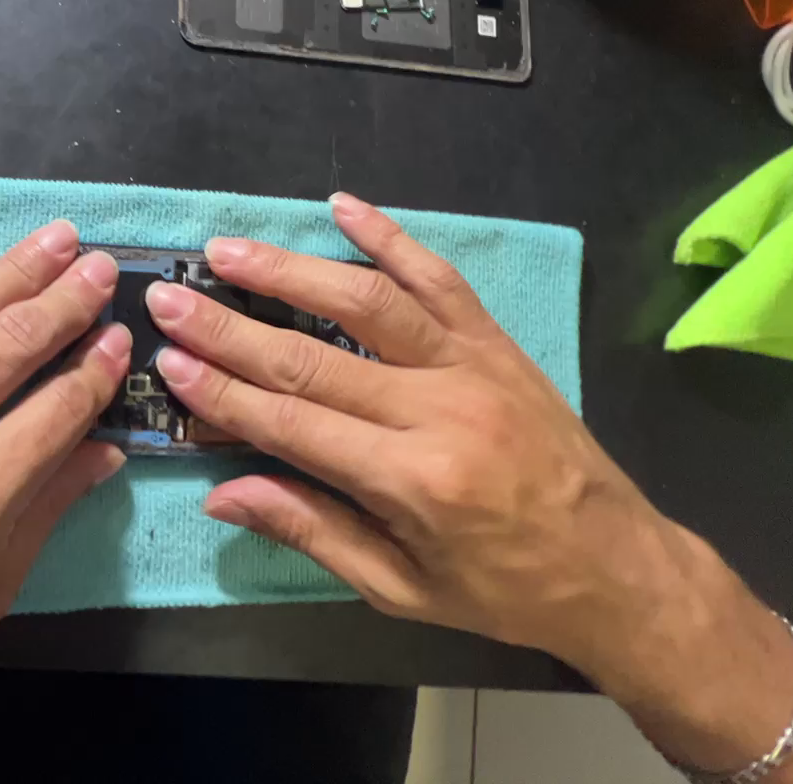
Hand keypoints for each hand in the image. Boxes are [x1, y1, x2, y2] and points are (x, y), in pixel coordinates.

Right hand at [144, 193, 792, 783]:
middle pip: (312, 356)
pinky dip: (389, 236)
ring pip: (368, 300)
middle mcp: (440, 410)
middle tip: (170, 298)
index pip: (293, 423)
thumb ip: (311, 530)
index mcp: (414, 481)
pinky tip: (343, 205)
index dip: (223, 393)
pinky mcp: (495, 341)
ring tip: (229, 249)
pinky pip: (438, 277)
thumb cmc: (501, 588)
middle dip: (229, 328)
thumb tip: (220, 494)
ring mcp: (472, 364)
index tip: (168, 361)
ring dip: (291, 271)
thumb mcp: (400, 588)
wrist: (624, 571)